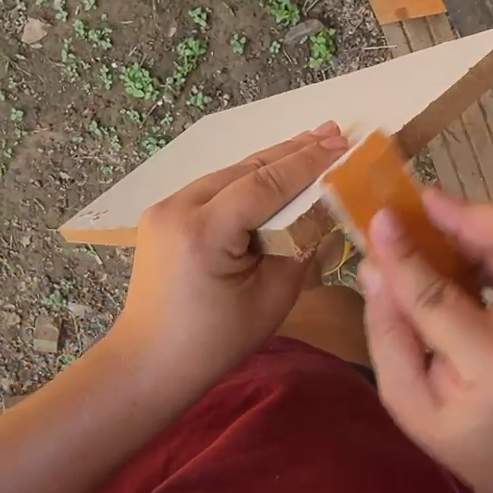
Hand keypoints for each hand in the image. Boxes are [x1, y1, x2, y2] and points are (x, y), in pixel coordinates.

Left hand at [108, 123, 348, 386]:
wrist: (151, 361)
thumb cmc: (216, 341)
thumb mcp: (272, 298)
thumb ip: (298, 246)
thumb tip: (319, 209)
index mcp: (203, 232)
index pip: (264, 184)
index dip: (306, 164)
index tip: (341, 145)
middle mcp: (177, 208)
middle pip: (244, 170)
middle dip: (291, 152)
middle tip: (333, 131)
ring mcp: (163, 209)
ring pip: (227, 175)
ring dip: (268, 163)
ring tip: (310, 143)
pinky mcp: (161, 216)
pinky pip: (211, 190)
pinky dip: (243, 181)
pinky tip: (270, 173)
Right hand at [358, 188, 492, 492]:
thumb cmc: (473, 448)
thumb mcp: (411, 407)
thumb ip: (389, 336)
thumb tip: (375, 269)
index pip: (441, 296)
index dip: (405, 255)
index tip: (378, 220)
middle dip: (470, 211)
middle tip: (424, 206)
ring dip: (482, 221)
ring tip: (436, 224)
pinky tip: (460, 251)